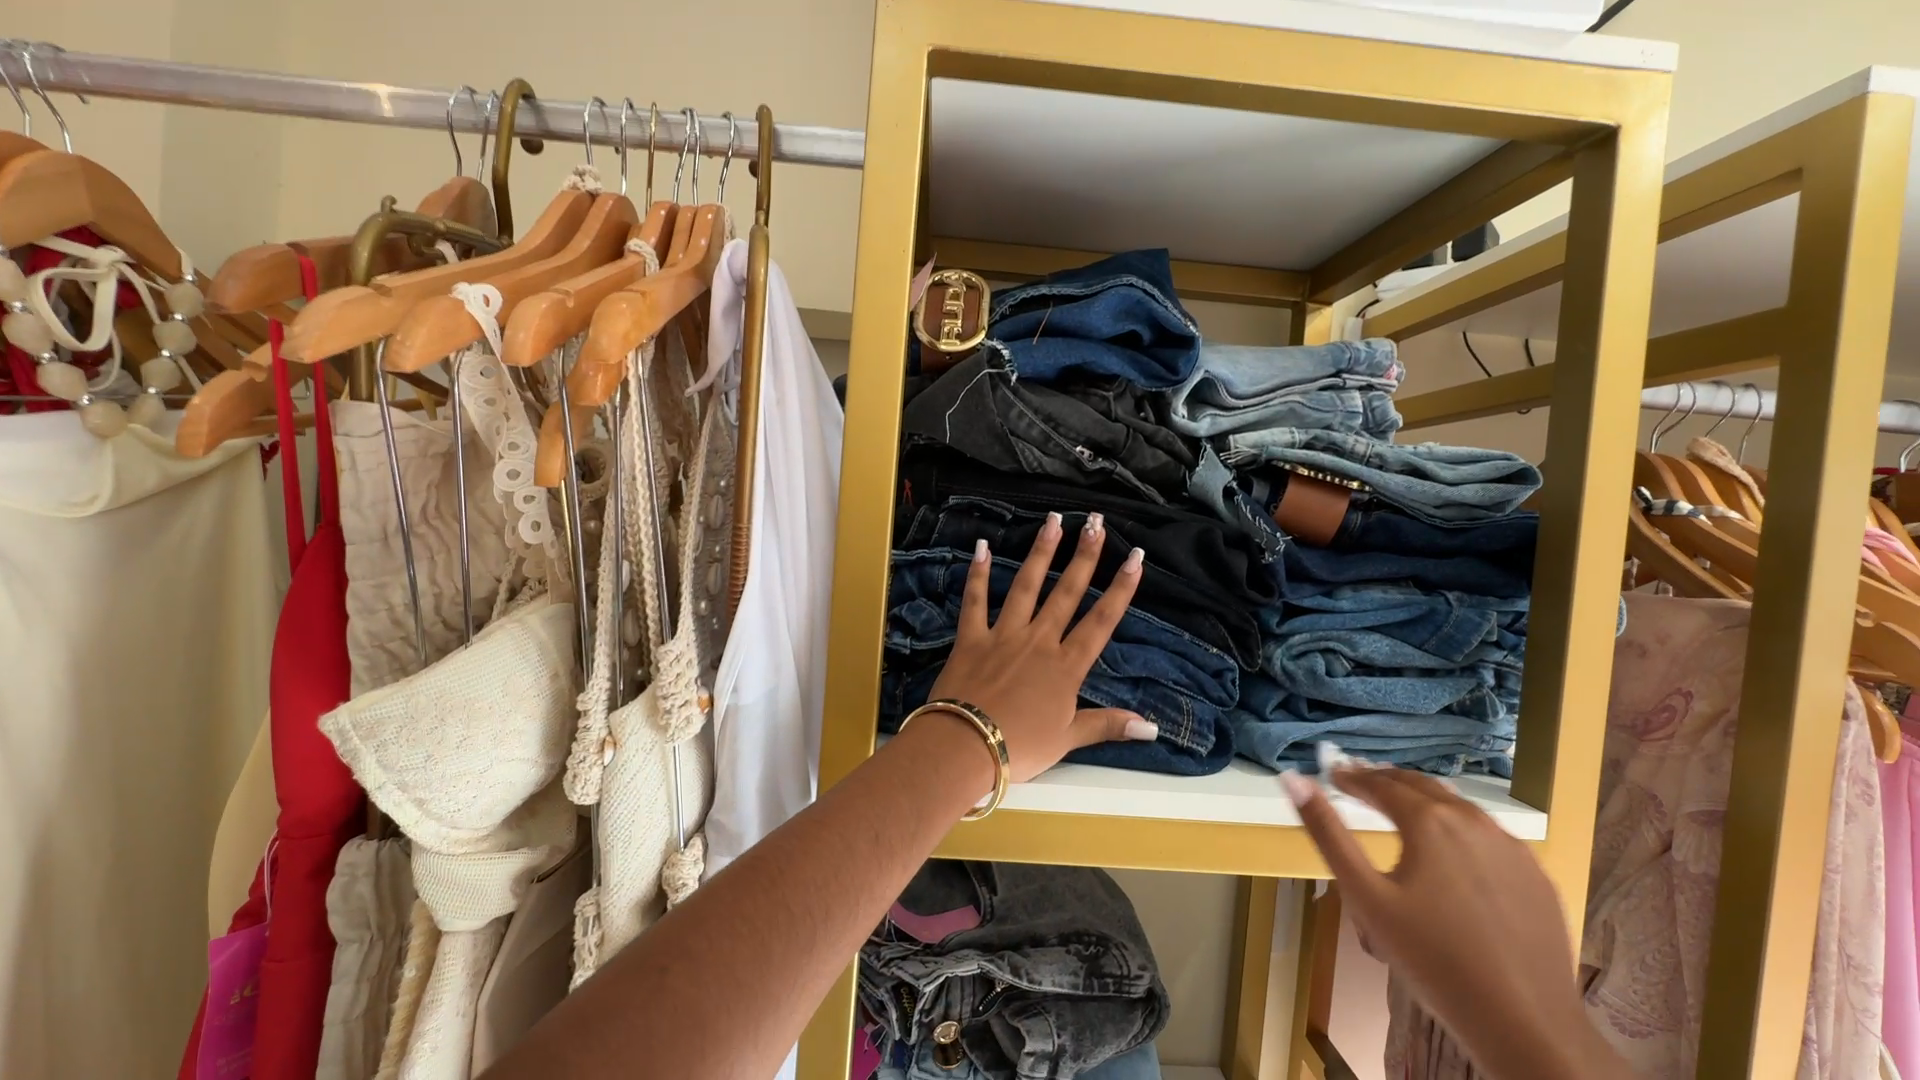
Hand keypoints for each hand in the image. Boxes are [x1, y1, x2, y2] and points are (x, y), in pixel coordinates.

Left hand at [926, 512, 1157, 781]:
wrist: (965, 746)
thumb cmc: (1020, 746)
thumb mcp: (1068, 740)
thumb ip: (1107, 725)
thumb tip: (1152, 727)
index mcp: (1065, 666)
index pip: (1101, 621)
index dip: (1121, 589)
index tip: (1136, 558)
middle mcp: (1038, 641)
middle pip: (1067, 593)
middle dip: (1085, 556)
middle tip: (1097, 522)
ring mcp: (1003, 635)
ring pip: (1026, 586)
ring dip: (1041, 552)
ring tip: (1054, 521)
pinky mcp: (971, 637)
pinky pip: (975, 600)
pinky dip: (977, 573)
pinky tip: (981, 546)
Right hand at [1285, 766, 1633, 1079]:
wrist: (1524, 1022)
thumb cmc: (1431, 958)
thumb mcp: (1364, 896)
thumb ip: (1327, 833)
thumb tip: (1293, 779)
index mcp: (1429, 820)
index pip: (1381, 784)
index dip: (1352, 777)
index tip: (1332, 773)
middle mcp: (1473, 820)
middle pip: (1422, 787)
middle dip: (1387, 781)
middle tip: (1360, 781)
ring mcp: (1512, 847)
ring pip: (1460, 808)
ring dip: (1425, 800)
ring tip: (1401, 807)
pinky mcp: (1537, 875)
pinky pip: (1490, 836)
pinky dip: (1461, 829)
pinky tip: (1453, 850)